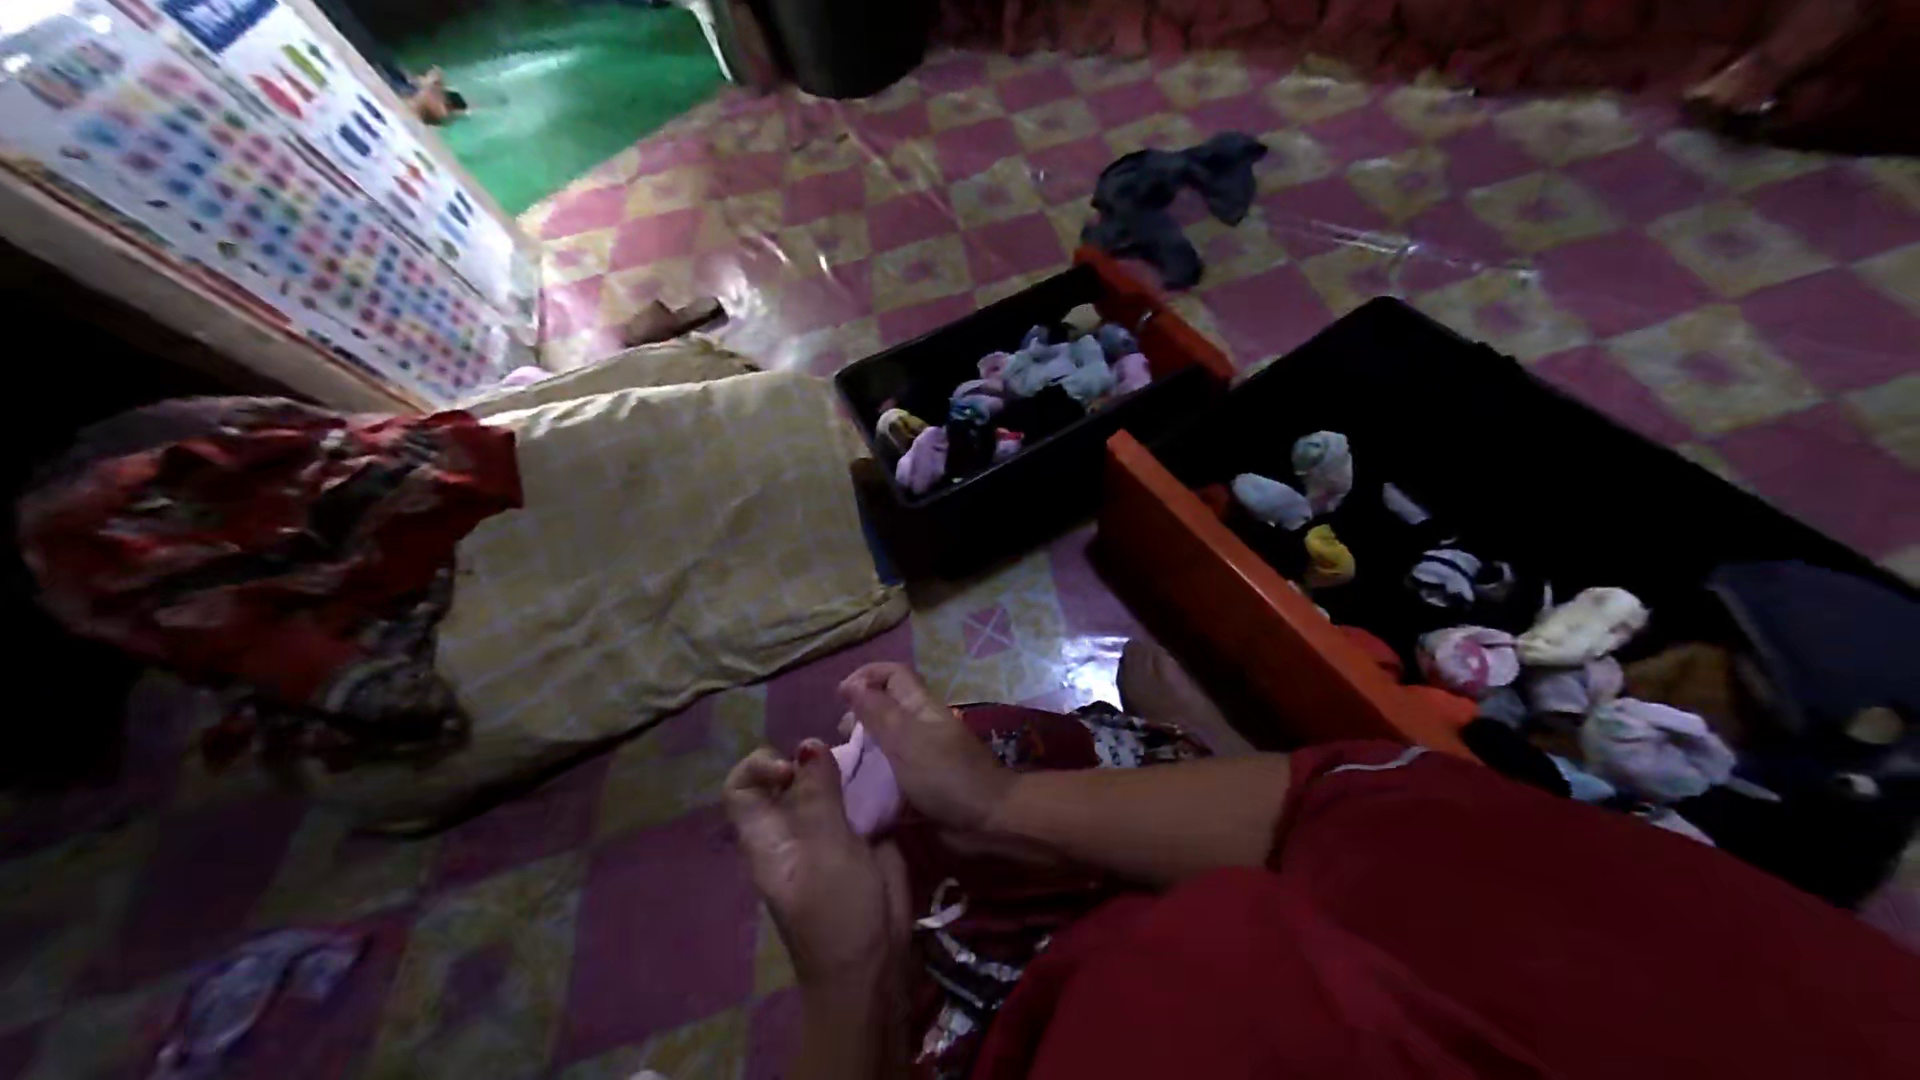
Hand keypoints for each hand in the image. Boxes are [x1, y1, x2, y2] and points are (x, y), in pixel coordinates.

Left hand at [723, 741, 909, 991]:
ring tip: (868, 757)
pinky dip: (869, 783)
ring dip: (845, 767)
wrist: (875, 964)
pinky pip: (859, 798)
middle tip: (842, 757)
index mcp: (768, 836)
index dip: (761, 766)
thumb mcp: (827, 852)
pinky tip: (888, 773)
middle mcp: (793, 828)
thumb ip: (819, 796)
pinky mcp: (861, 836)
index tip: (794, 766)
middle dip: (813, 759)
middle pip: (790, 778)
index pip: (743, 786)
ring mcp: (828, 831)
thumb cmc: (838, 914)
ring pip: (827, 784)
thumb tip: (809, 743)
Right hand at [838, 662, 1016, 831]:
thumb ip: (877, 712)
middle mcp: (920, 723)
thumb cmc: (946, 775)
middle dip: (860, 712)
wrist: (986, 820)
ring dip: (863, 742)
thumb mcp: (906, 739)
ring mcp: (921, 752)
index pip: (892, 674)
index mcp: (920, 705)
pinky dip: (872, 768)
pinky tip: (858, 782)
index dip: (866, 676)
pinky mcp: (919, 780)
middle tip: (841, 734)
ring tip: (845, 759)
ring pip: (885, 736)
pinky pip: (889, 765)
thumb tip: (849, 685)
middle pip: (886, 704)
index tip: (839, 696)